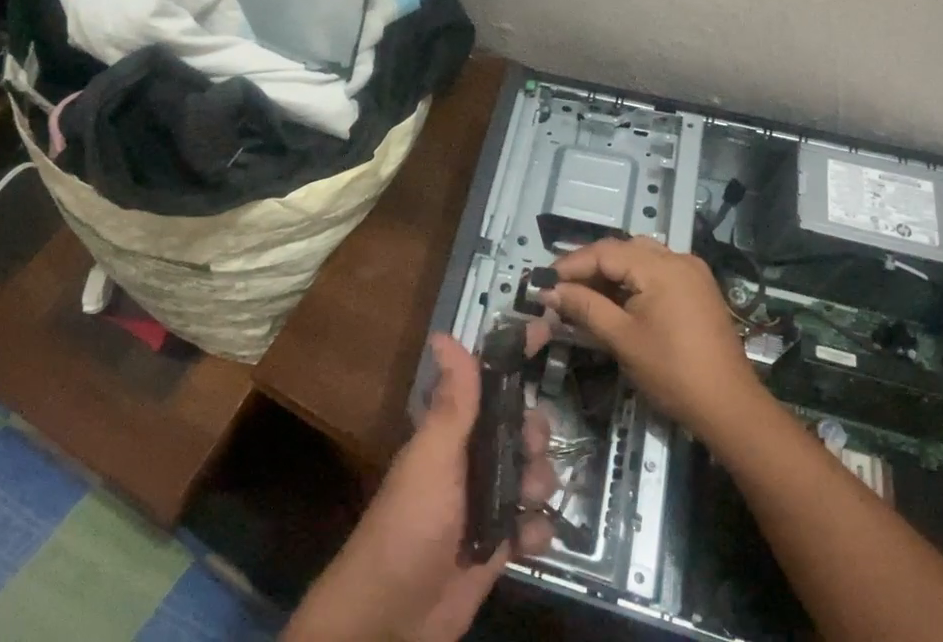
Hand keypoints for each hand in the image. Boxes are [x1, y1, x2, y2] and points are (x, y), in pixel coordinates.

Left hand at [284, 331, 556, 640]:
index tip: (548, 329)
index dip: (514, 356)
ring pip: (532, 475)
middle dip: (534, 436)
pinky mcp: (497, 544)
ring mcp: (484, 503)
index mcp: (449, 434)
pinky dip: (537, 530)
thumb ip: (451, 404)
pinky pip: (534, 524)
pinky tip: (525, 543)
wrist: (395, 615)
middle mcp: (468, 462)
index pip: (486, 383)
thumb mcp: (432, 461)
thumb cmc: (409, 526)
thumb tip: (445, 336)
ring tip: (525, 504)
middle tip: (529, 452)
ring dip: (539, 485)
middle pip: (519, 429)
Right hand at [541, 237, 765, 438]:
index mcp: (661, 267)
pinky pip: (658, 273)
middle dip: (589, 267)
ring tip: (583, 296)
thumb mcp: (621, 338)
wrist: (727, 405)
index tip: (544, 283)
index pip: (605, 252)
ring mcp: (693, 274)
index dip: (571, 264)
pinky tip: (615, 302)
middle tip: (561, 290)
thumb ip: (584, 307)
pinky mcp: (698, 290)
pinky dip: (632, 282)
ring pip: (640, 260)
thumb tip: (549, 291)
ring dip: (610, 274)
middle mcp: (679, 260)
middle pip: (623, 250)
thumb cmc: (671, 371)